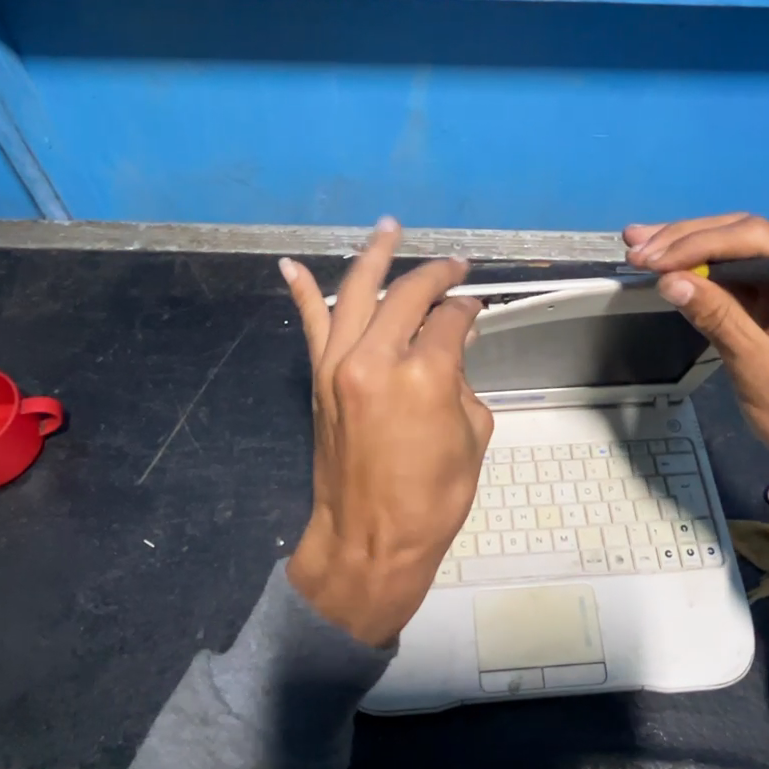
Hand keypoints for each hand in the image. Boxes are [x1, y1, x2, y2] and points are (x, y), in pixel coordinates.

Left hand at [279, 218, 493, 645]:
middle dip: (435, 275)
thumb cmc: (432, 499)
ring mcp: (341, 364)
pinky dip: (303, 292)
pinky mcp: (319, 378)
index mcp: (427, 374)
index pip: (451, 320)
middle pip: (408, 294)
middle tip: (453, 266)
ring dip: (374, 256)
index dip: (467, 311)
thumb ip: (463, 379)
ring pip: (358, 291)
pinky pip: (312, 324)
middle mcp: (379, 357)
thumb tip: (456, 344)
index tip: (475, 310)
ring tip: (388, 228)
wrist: (369, 539)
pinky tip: (293, 265)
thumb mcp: (472, 435)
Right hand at [625, 214, 768, 560]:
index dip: (698, 242)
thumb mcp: (762, 373)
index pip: (756, 239)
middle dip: (687, 240)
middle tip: (635, 245)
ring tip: (640, 249)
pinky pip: (741, 282)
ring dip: (689, 252)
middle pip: (745, 238)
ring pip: (738, 255)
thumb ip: (719, 319)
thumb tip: (669, 279)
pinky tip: (670, 271)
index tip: (651, 258)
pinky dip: (703, 277)